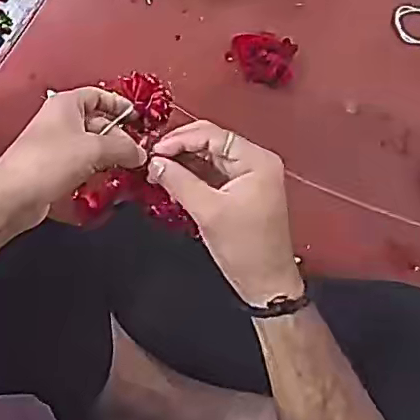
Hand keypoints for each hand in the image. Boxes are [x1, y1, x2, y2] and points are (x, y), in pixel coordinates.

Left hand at [0, 88, 146, 233]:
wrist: (13, 197)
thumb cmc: (48, 162)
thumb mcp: (94, 149)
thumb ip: (123, 148)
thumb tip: (140, 153)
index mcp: (66, 104)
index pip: (98, 95)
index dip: (119, 104)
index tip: (137, 117)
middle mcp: (59, 120)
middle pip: (97, 121)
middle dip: (118, 135)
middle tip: (136, 151)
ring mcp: (54, 144)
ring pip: (89, 144)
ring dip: (108, 154)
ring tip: (126, 166)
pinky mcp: (52, 167)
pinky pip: (80, 162)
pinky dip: (94, 168)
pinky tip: (106, 179)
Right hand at [148, 121, 303, 306]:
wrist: (267, 284)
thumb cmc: (246, 249)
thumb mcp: (208, 212)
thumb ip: (179, 181)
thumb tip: (154, 162)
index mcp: (257, 160)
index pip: (213, 135)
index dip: (181, 139)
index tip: (155, 150)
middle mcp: (256, 161)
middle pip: (211, 141)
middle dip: (180, 147)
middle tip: (153, 157)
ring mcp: (250, 174)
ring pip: (209, 155)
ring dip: (183, 160)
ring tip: (157, 168)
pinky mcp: (241, 188)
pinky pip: (212, 171)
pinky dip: (192, 173)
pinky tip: (171, 178)